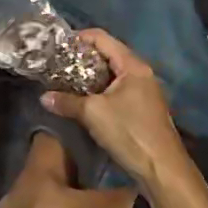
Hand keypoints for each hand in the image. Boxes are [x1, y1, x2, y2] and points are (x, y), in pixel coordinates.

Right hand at [42, 30, 194, 193]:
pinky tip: (86, 99)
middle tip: (60, 64)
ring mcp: (144, 89)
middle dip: (83, 57)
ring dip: (92, 75)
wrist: (163, 169)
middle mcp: (141, 71)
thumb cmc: (129, 132)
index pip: (102, 38)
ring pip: (113, 73)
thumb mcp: (93, 114)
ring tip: (68, 80)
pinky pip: (119, 87)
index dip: (79, 38)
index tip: (59, 45)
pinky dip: (101, 88)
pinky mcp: (144, 106)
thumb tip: (44, 97)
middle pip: (108, 53)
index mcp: (132, 65)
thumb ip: (67, 102)